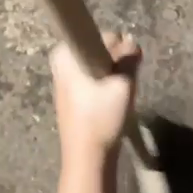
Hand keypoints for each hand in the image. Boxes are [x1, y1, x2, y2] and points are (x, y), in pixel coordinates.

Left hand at [50, 34, 139, 160]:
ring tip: (116, 97)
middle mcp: (61, 61)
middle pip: (102, 49)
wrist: (88, 156)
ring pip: (100, 64)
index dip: (118, 50)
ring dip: (113, 76)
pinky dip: (106, 86)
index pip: (103, 36)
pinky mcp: (71, 93)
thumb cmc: (101, 118)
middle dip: (116, 63)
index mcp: (66, 53)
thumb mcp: (123, 84)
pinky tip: (110, 104)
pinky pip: (95, 77)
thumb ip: (129, 57)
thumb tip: (131, 41)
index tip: (122, 70)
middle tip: (120, 86)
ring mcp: (65, 77)